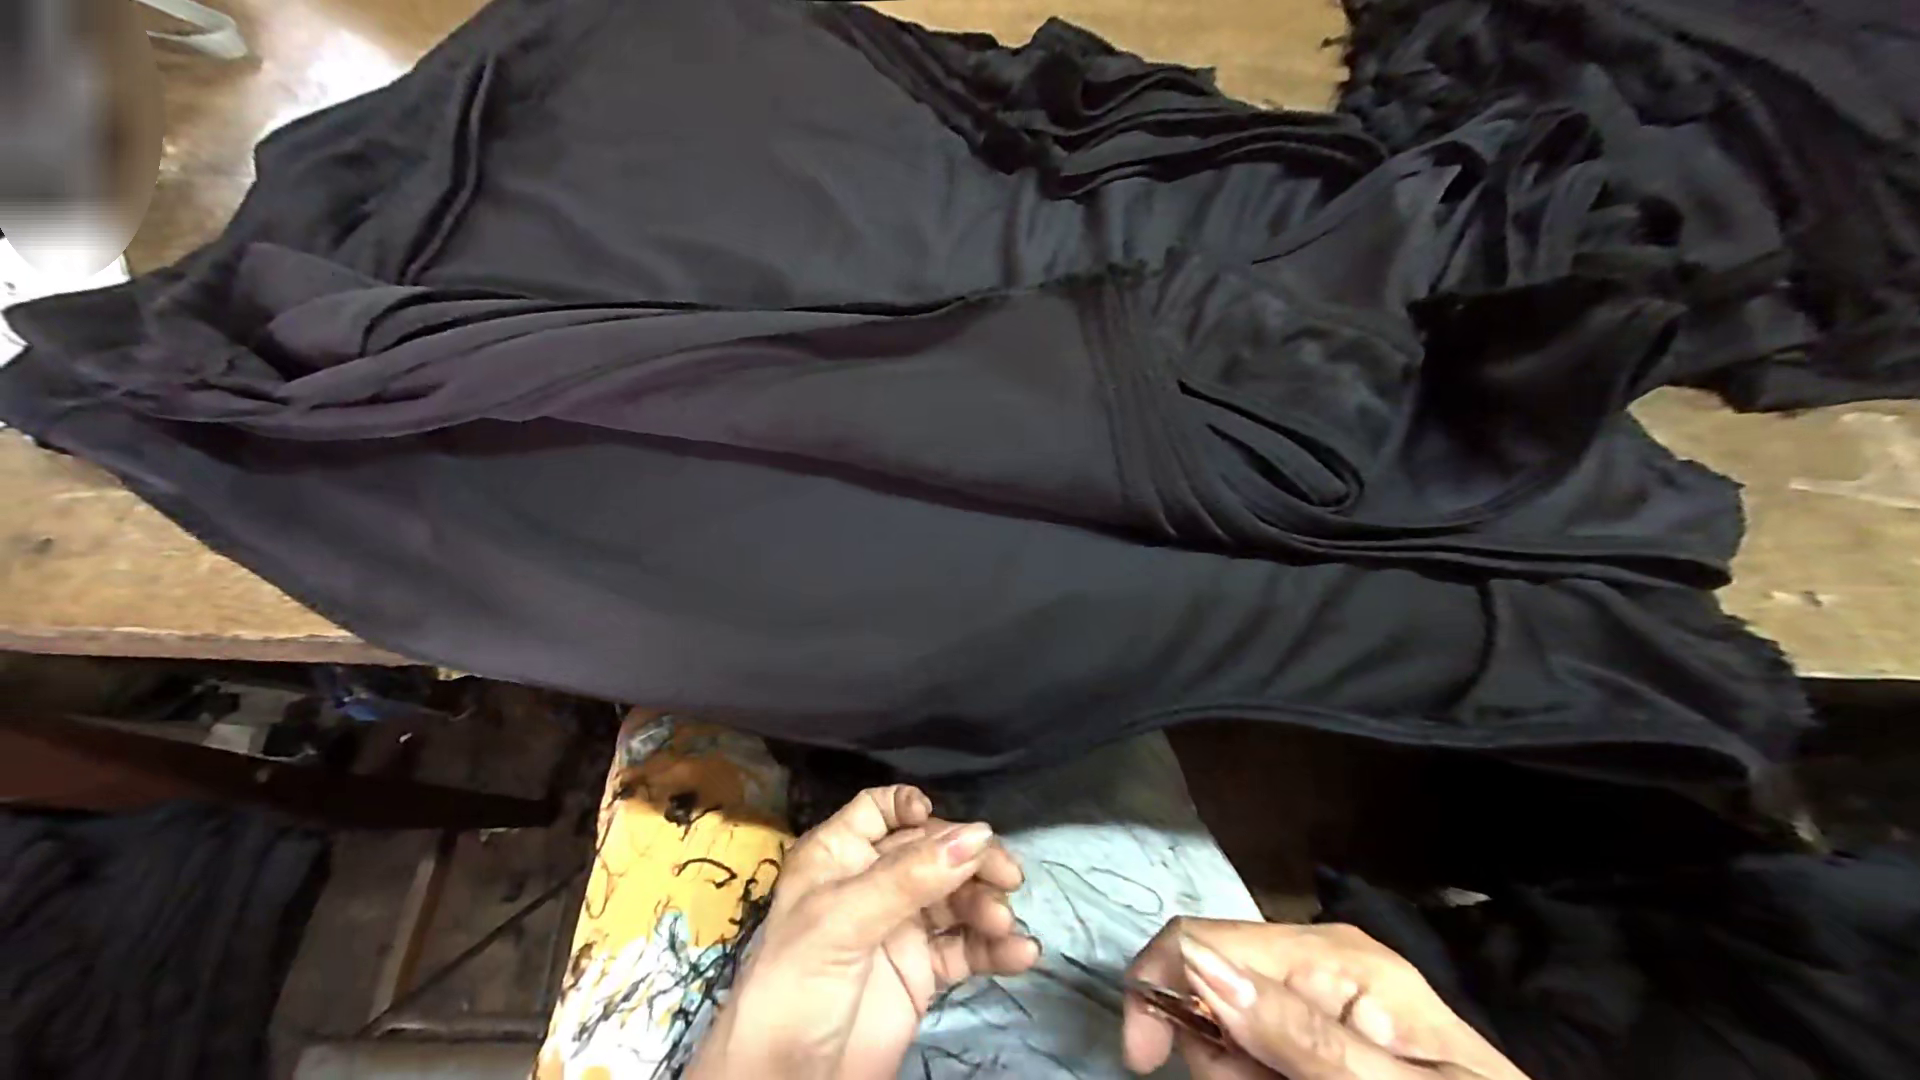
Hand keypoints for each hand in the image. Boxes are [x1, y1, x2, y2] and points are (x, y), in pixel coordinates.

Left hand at [687, 785, 1038, 1079]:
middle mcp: (871, 883)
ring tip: (1003, 926)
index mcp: (838, 856)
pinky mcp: (921, 973)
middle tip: (1007, 877)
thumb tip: (980, 835)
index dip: (912, 807)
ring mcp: (898, 927)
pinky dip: (994, 949)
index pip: (878, 810)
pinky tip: (1020, 955)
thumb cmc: (796, 987)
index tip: (948, 823)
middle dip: (970, 861)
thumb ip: (911, 877)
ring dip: (986, 906)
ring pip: (954, 897)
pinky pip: (965, 948)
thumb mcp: (843, 921)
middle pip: (931, 851)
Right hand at [1122, 918, 1529, 1079]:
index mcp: (1332, 955)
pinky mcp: (1326, 1017)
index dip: (1159, 986)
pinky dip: (1254, 1065)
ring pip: (1227, 1011)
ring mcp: (1322, 986)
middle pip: (1209, 974)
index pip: (1206, 938)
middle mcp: (1318, 954)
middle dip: (1209, 1042)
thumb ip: (1299, 1033)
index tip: (1144, 1061)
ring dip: (1233, 1063)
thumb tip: (1196, 960)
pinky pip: (1259, 1032)